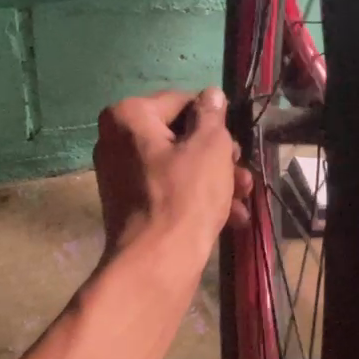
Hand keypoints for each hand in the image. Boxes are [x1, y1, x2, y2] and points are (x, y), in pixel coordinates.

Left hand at [92, 89, 253, 256]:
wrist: (156, 265)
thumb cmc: (184, 195)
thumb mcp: (210, 147)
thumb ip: (211, 115)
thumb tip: (211, 94)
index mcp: (128, 115)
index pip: (181, 102)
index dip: (215, 121)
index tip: (237, 144)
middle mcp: (115, 139)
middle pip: (179, 137)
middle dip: (217, 157)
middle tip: (242, 175)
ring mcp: (118, 174)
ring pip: (177, 166)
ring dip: (214, 179)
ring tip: (243, 198)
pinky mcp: (128, 204)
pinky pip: (167, 189)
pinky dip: (195, 198)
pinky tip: (230, 217)